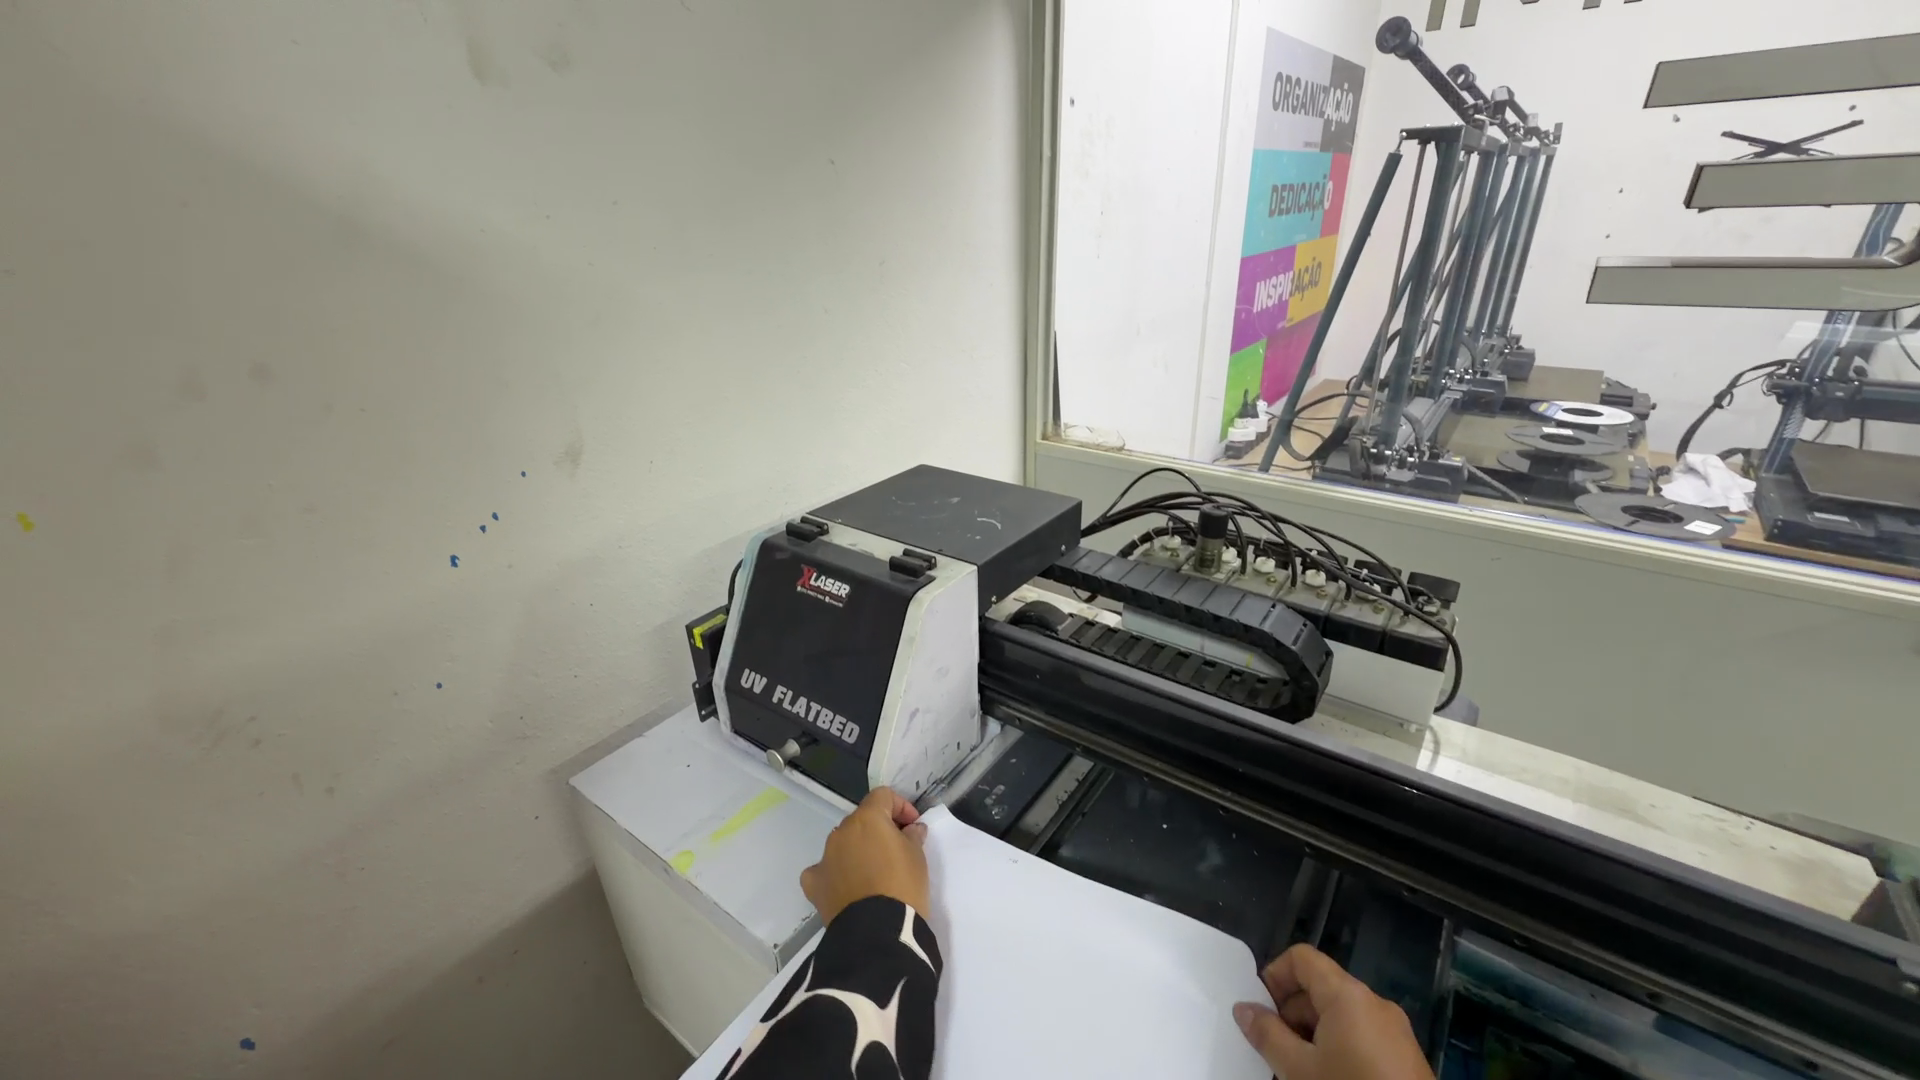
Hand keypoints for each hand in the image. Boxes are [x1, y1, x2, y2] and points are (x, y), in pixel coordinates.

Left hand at [799, 786, 929, 923]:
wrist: (877, 933)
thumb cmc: (903, 886)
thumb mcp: (917, 857)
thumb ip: (913, 836)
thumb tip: (911, 829)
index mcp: (866, 819)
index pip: (882, 796)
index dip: (900, 806)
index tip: (913, 826)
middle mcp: (841, 832)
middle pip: (862, 820)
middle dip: (880, 829)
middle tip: (898, 849)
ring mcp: (825, 858)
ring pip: (843, 843)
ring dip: (858, 849)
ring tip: (875, 872)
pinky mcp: (815, 884)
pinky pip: (824, 870)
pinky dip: (835, 873)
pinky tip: (847, 886)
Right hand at [1233, 944, 1432, 1079]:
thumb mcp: (1299, 1071)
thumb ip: (1267, 1035)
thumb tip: (1243, 1008)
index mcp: (1348, 995)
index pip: (1302, 958)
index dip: (1274, 976)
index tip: (1261, 1012)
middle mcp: (1374, 1003)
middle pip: (1320, 988)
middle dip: (1290, 1013)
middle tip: (1275, 1051)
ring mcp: (1395, 1032)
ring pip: (1340, 1016)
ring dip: (1312, 1035)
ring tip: (1301, 1073)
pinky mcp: (1407, 1058)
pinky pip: (1361, 1036)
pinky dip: (1338, 1048)